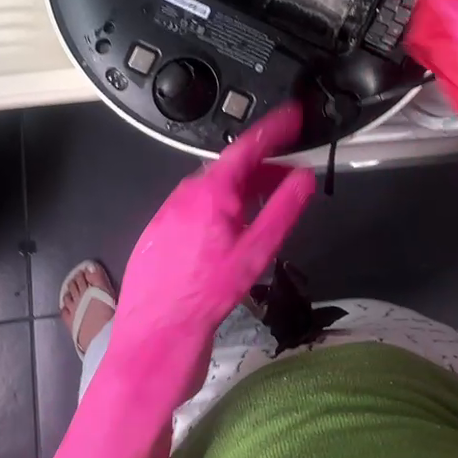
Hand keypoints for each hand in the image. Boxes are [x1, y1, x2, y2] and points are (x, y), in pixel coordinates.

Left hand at [26, 105, 311, 457]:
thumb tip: (304, 178)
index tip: (293, 114)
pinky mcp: (159, 236)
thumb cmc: (206, 299)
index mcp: (207, 192)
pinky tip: (231, 234)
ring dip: (242, 191)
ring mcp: (167, 215)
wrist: (153, 342)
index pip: (246, 147)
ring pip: (211, 192)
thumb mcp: (254, 256)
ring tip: (266, 205)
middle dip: (262, 168)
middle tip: (290, 174)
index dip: (273, 129)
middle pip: (229, 170)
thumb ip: (281, 212)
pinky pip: (194, 212)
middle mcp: (183, 196)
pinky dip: (220, 211)